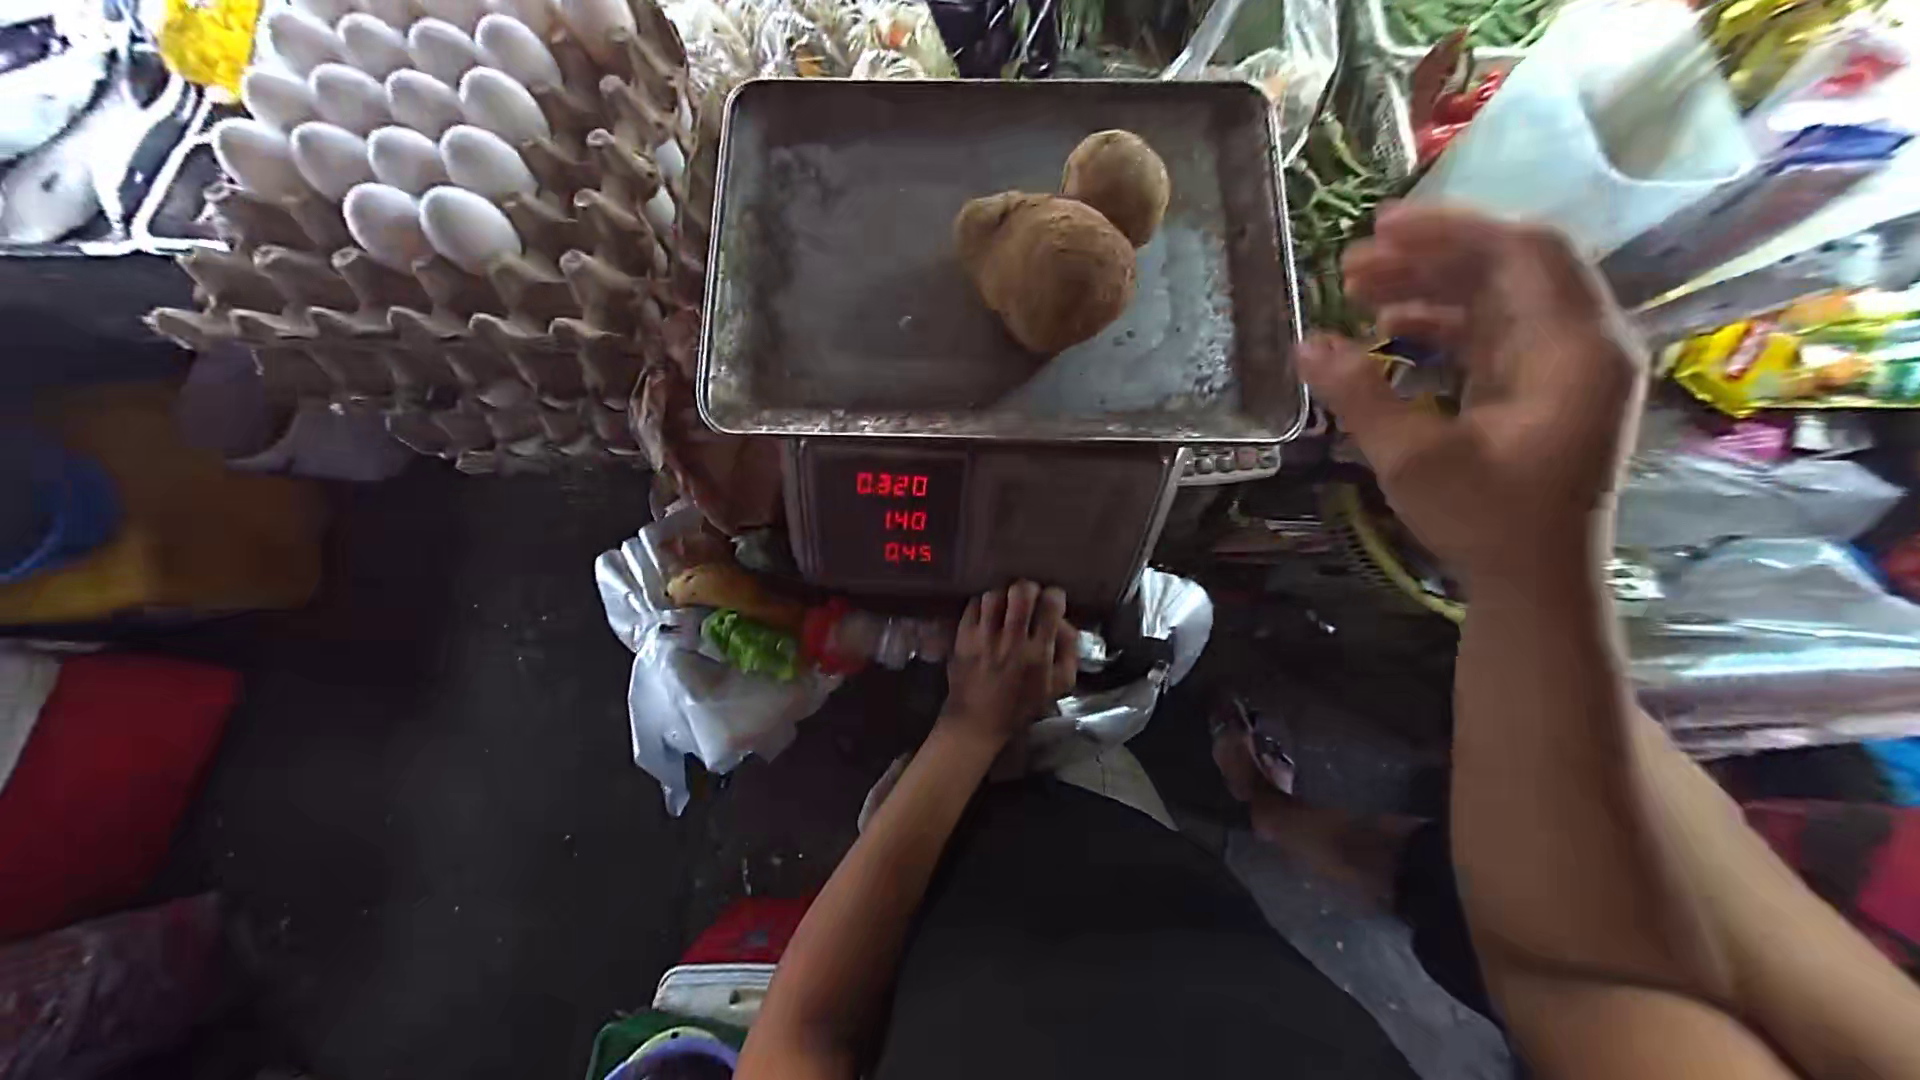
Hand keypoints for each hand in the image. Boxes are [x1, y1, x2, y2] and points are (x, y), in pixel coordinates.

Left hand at [942, 581, 1077, 745]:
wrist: (977, 721)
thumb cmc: (1020, 706)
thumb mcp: (1057, 686)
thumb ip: (1069, 653)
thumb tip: (1066, 625)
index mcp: (1038, 652)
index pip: (1050, 605)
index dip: (1055, 596)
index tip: (1052, 601)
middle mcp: (1012, 639)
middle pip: (1022, 591)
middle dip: (1029, 588)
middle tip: (1029, 598)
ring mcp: (984, 636)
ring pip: (995, 594)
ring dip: (1004, 596)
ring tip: (1006, 606)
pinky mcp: (963, 636)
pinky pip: (974, 604)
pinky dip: (983, 604)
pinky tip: (987, 615)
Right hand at [1299, 204, 1645, 588]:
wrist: (1533, 580)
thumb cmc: (1485, 521)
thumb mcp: (1412, 459)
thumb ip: (1359, 396)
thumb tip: (1304, 345)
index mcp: (1573, 351)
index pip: (1523, 254)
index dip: (1451, 231)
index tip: (1379, 227)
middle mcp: (1580, 344)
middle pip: (1510, 268)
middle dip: (1429, 257)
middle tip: (1351, 263)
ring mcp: (1561, 366)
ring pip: (1496, 299)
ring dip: (1428, 289)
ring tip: (1357, 290)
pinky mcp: (1537, 389)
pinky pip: (1489, 335)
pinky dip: (1439, 326)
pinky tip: (1387, 332)